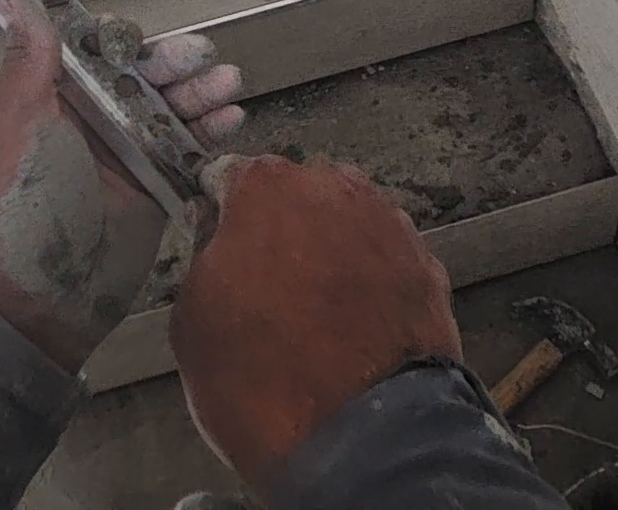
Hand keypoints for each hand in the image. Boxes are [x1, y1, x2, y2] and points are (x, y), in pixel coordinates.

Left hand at [0, 0, 243, 371]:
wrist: (41, 300)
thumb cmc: (19, 205)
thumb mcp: (14, 129)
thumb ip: (28, 64)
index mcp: (55, 100)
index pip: (97, 53)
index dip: (122, 40)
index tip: (141, 39)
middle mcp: (95, 119)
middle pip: (144, 76)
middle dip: (175, 63)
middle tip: (204, 57)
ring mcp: (130, 151)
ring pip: (173, 107)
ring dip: (202, 92)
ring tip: (229, 84)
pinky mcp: (158, 182)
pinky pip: (190, 148)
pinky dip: (212, 132)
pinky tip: (232, 119)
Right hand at [169, 155, 461, 491]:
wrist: (364, 439)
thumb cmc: (260, 374)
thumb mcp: (191, 316)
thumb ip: (203, 251)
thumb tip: (218, 230)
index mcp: (267, 185)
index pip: (231, 178)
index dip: (222, 212)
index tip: (220, 241)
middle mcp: (333, 184)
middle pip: (295, 195)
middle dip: (281, 227)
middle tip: (271, 285)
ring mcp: (388, 217)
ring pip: (344, 221)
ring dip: (330, 247)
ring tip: (321, 309)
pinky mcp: (426, 258)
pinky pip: (384, 256)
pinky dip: (372, 277)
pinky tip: (360, 322)